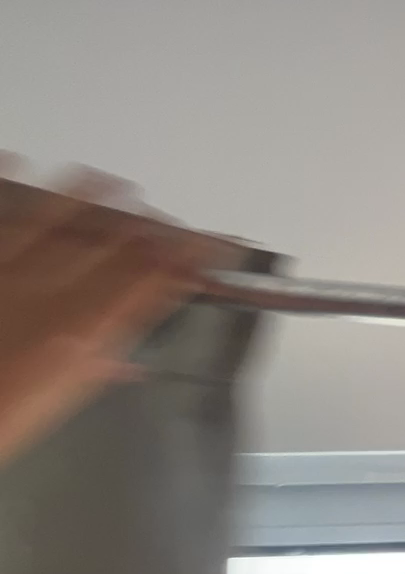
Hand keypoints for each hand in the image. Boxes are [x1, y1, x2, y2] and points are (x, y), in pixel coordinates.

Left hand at [0, 161, 214, 467]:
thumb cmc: (2, 411)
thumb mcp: (62, 395)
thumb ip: (97, 364)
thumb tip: (124, 359)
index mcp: (86, 329)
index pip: (155, 279)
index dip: (190, 257)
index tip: (215, 245)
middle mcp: (48, 295)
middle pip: (110, 245)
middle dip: (145, 227)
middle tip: (166, 216)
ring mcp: (4, 277)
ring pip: (49, 222)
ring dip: (81, 197)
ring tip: (103, 178)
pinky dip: (7, 193)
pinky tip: (13, 162)